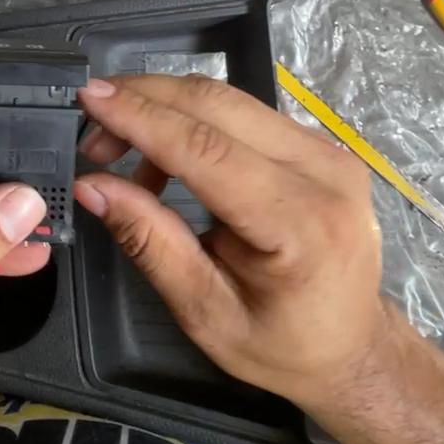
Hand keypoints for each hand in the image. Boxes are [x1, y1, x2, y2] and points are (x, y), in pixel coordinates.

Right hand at [74, 74, 388, 417]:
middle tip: (89, 120)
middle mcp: (323, 172)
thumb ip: (149, 242)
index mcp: (300, 224)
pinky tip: (160, 154)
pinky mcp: (317, 141)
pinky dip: (188, 117)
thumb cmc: (281, 343)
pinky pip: (241, 111)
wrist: (354, 346)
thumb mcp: (204, 311)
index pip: (206, 150)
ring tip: (114, 144)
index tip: (89, 97)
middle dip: (142, 99)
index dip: (141, 118)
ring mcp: (326, 149)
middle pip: (216, 105)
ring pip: (226, 98)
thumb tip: (91, 186)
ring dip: (160, 105)